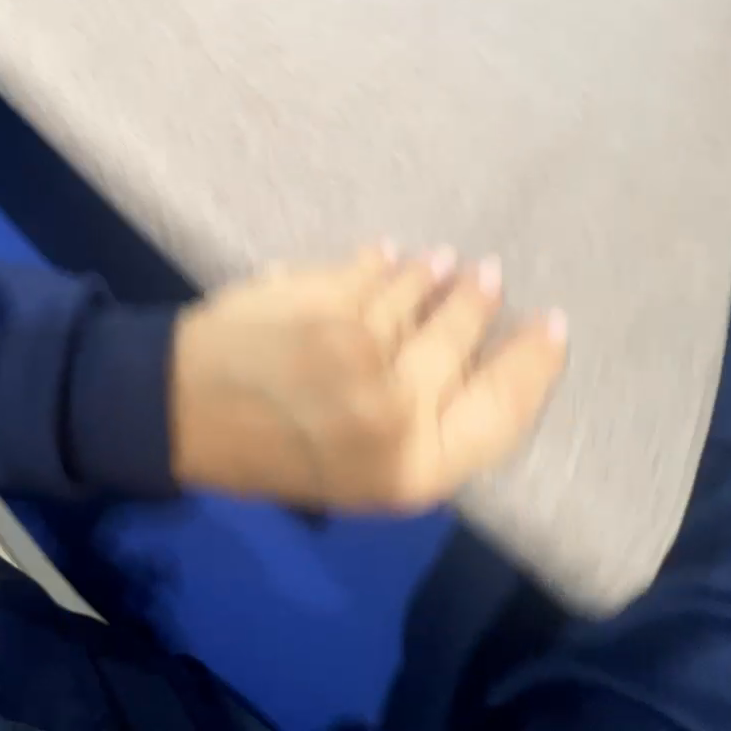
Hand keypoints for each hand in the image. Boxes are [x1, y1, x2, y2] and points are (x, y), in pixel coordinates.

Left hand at [168, 245, 566, 510]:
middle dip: (477, 305)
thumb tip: (457, 370)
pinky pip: (368, 274)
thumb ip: (410, 433)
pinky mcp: (322, 302)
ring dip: (430, 277)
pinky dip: (381, 262)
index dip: (533, 366)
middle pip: (461, 344)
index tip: (552, 327)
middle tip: (488, 275)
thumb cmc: (260, 456)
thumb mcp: (350, 477)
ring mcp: (360, 348)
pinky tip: (386, 254)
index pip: (503, 411)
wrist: (177, 414)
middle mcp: (398, 410)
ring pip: (415, 300)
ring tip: (441, 262)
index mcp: (412, 470)